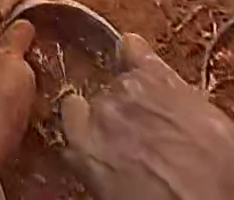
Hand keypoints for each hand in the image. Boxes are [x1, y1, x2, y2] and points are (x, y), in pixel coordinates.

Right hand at [60, 34, 233, 199]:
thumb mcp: (122, 199)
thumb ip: (101, 172)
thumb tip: (100, 162)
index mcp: (86, 148)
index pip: (71, 118)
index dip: (87, 128)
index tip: (104, 140)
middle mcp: (100, 111)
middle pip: (98, 102)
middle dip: (117, 119)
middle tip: (143, 143)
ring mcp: (128, 86)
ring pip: (121, 83)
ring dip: (135, 98)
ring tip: (163, 121)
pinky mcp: (157, 72)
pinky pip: (133, 48)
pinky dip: (135, 53)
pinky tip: (144, 64)